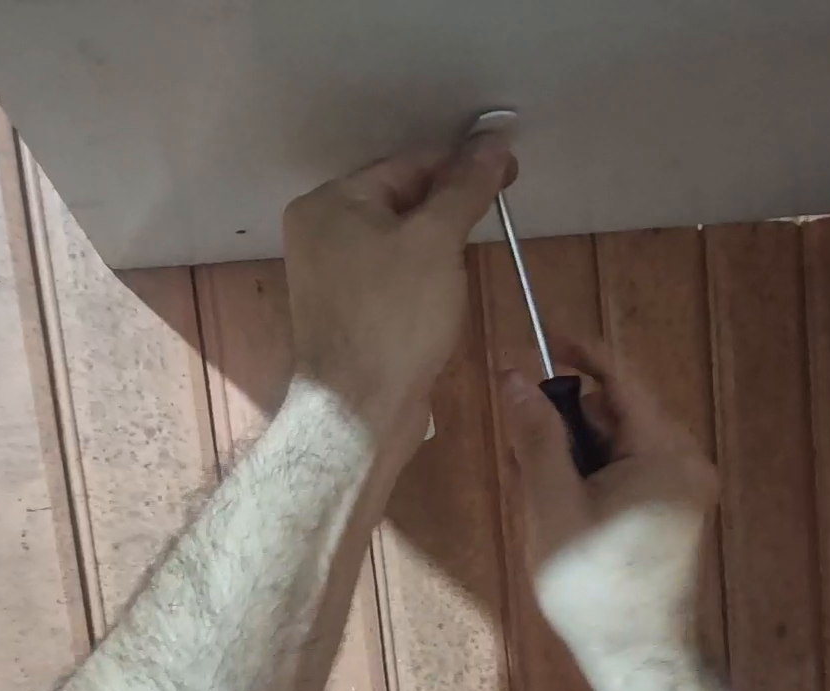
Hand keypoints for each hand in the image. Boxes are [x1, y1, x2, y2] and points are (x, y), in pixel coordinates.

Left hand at [283, 131, 514, 452]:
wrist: (361, 410)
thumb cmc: (395, 318)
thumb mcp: (436, 241)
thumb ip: (465, 188)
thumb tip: (495, 141)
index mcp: (329, 204)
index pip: (406, 164)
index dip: (460, 163)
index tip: (508, 166)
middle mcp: (321, 236)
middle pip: (398, 202)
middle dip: (448, 206)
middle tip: (498, 207)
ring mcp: (331, 280)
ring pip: (397, 244)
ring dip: (437, 244)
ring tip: (474, 250)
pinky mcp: (348, 317)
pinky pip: (391, 280)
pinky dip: (421, 278)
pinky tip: (447, 291)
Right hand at [499, 339, 716, 671]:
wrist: (636, 658)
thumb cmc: (590, 584)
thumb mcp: (551, 506)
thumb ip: (535, 437)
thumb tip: (514, 377)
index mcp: (664, 452)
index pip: (621, 378)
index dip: (578, 351)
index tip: (538, 338)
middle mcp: (685, 461)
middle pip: (619, 411)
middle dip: (568, 416)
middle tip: (521, 443)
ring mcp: (683, 489)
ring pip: (620, 444)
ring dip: (575, 449)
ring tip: (537, 485)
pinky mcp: (673, 513)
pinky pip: (629, 472)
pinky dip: (592, 473)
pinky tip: (563, 503)